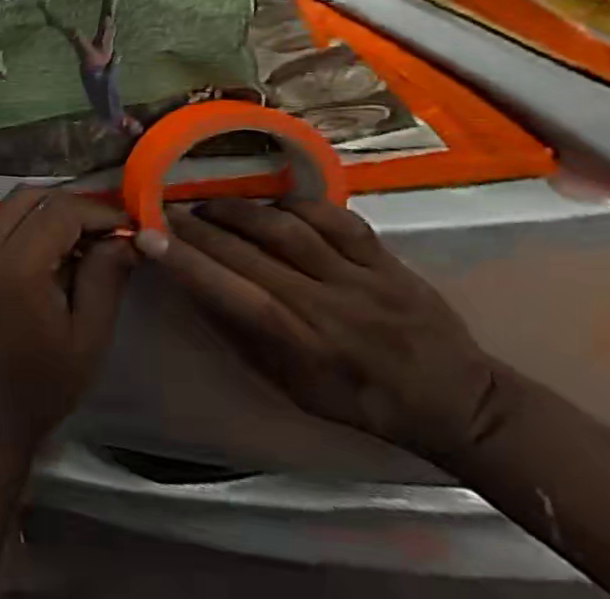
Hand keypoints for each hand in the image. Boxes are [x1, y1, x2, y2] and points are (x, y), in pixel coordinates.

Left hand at [0, 188, 135, 445]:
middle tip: (112, 231)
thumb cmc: (41, 382)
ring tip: (92, 240)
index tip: (132, 228)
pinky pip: (2, 221)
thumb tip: (125, 237)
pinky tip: (62, 249)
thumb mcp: (88, 334)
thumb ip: (105, 278)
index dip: (100, 212)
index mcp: (15, 264)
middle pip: (32, 196)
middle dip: (75, 205)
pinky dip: (33, 222)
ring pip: (14, 204)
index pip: (60, 210)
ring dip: (53, 211)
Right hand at [138, 198, 502, 459]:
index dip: (186, 263)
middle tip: (163, 210)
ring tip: (209, 206)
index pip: (232, 294)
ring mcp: (365, 280)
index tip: (146, 237)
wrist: (463, 404)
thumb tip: (191, 285)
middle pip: (250, 254)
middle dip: (196, 227)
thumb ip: (240, 334)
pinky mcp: (389, 262)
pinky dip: (294, 206)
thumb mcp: (289, 385)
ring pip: (287, 229)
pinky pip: (336, 219)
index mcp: (303, 345)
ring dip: (237, 211)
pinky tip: (269, 207)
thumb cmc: (358, 400)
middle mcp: (331, 307)